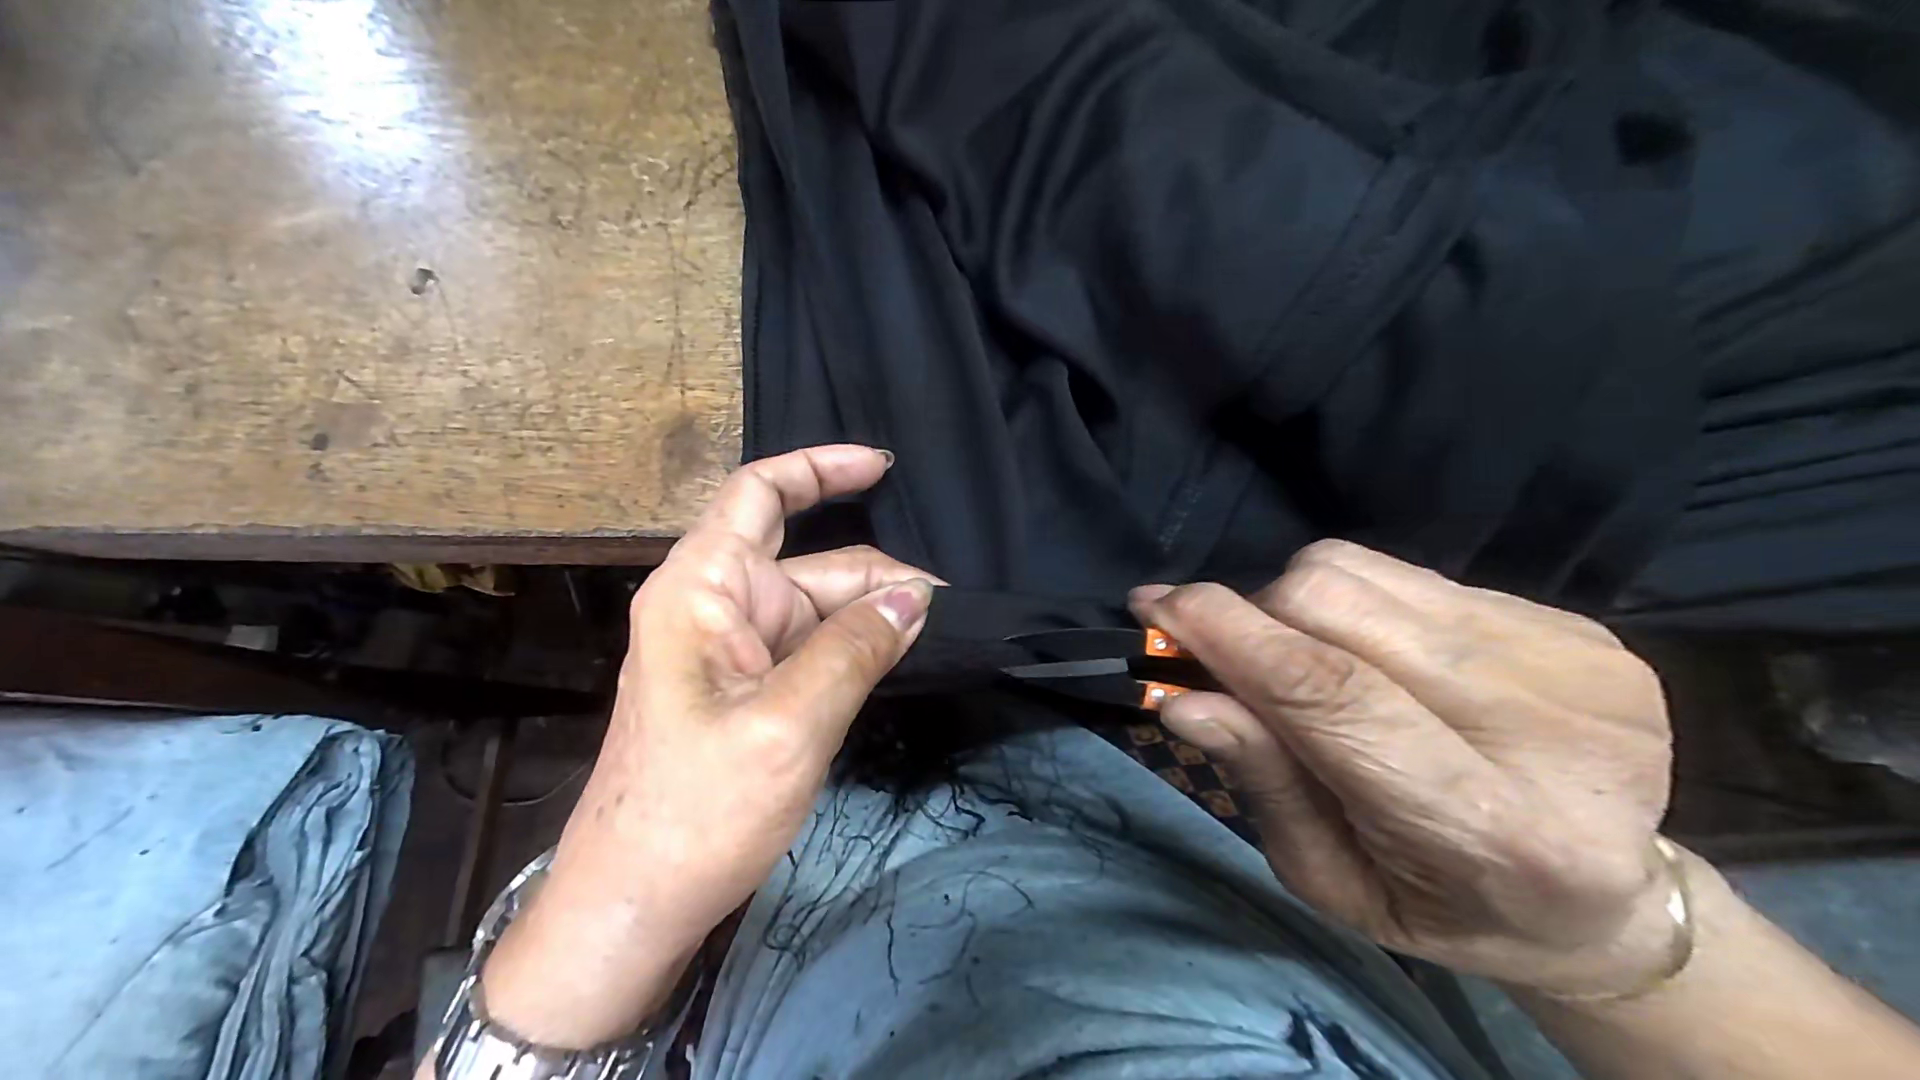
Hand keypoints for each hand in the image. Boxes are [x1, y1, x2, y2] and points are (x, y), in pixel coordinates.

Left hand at [481, 445, 939, 1046]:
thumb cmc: (697, 810)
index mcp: (701, 588)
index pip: (758, 494)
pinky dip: (853, 645)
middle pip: (805, 558)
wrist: (636, 902)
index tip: (880, 466)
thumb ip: (855, 649)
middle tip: (942, 603)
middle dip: (873, 571)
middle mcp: (715, 605)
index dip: (818, 468)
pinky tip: (894, 652)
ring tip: (930, 631)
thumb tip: (914, 597)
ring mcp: (731, 649)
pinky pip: (810, 645)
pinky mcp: (746, 687)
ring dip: (870, 614)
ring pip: (815, 606)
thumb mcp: (789, 724)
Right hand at [1130, 540, 1676, 997]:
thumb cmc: (1442, 906)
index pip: (1331, 695)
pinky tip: (1375, 653)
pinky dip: (1353, 603)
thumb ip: (1263, 780)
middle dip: (1252, 614)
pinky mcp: (1577, 623)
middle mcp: (1551, 730)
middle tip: (1231, 654)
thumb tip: (1183, 699)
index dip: (1231, 638)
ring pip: (1361, 571)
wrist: (1608, 900)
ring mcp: (1573, 661)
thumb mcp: (1329, 877)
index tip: (1153, 608)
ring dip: (1295, 602)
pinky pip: (1404, 573)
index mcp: (1490, 830)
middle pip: (1338, 607)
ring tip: (1306, 656)